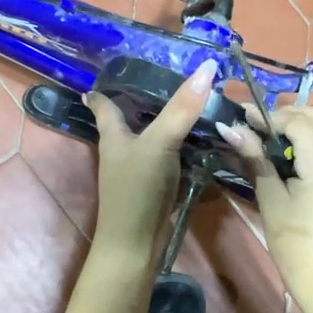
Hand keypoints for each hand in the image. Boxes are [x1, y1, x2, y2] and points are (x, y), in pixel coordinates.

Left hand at [83, 60, 215, 253]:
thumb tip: (208, 67)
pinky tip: (208, 140)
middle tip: (175, 79)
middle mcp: (124, 149)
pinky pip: (174, 159)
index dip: (105, 87)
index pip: (104, 104)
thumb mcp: (160, 142)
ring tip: (200, 103)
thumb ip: (182, 108)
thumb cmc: (136, 190)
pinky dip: (188, 149)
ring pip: (158, 138)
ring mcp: (141, 170)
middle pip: (135, 118)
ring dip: (174, 124)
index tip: (112, 71)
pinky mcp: (159, 187)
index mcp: (114, 135)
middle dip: (150, 100)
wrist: (135, 245)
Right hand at [219, 105, 312, 306]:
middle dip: (291, 112)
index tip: (243, 117)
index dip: (269, 115)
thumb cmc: (293, 244)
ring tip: (271, 135)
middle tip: (261, 123)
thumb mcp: (271, 199)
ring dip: (302, 123)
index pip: (299, 123)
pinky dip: (311, 138)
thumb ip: (256, 159)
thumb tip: (232, 129)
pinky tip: (288, 152)